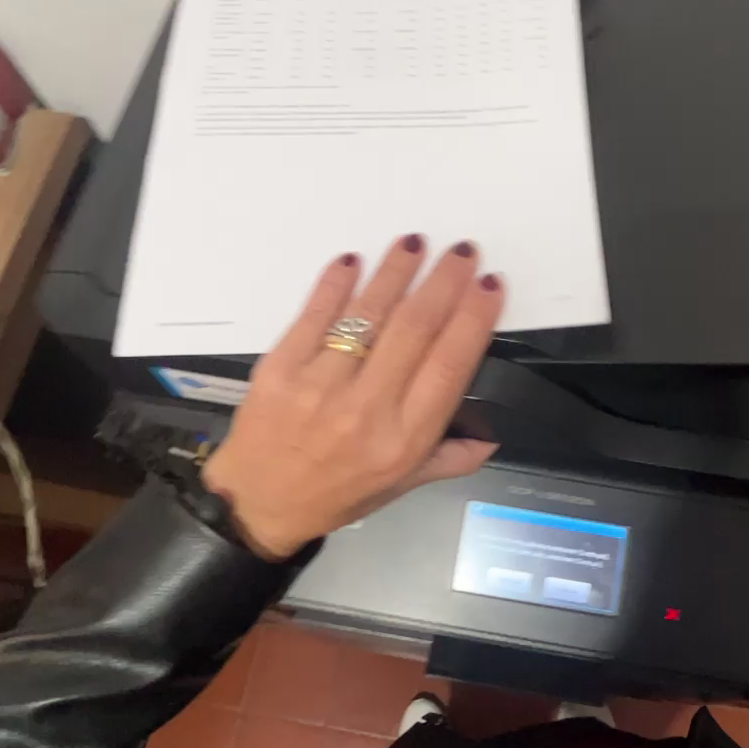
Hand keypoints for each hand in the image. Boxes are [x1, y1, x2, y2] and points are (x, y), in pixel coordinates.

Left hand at [201, 236, 503, 559]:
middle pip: (415, 329)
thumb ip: (448, 458)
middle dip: (444, 282)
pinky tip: (354, 261)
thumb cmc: (336, 494)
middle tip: (462, 252)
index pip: (449, 366)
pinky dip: (336, 283)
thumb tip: (491, 437)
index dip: (473, 319)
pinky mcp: (280, 368)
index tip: (488, 286)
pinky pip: (315, 315)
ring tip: (414, 244)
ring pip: (368, 314)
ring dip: (396, 271)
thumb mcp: (401, 486)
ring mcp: (320, 385)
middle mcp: (366, 409)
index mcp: (403, 439)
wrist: (258, 503)